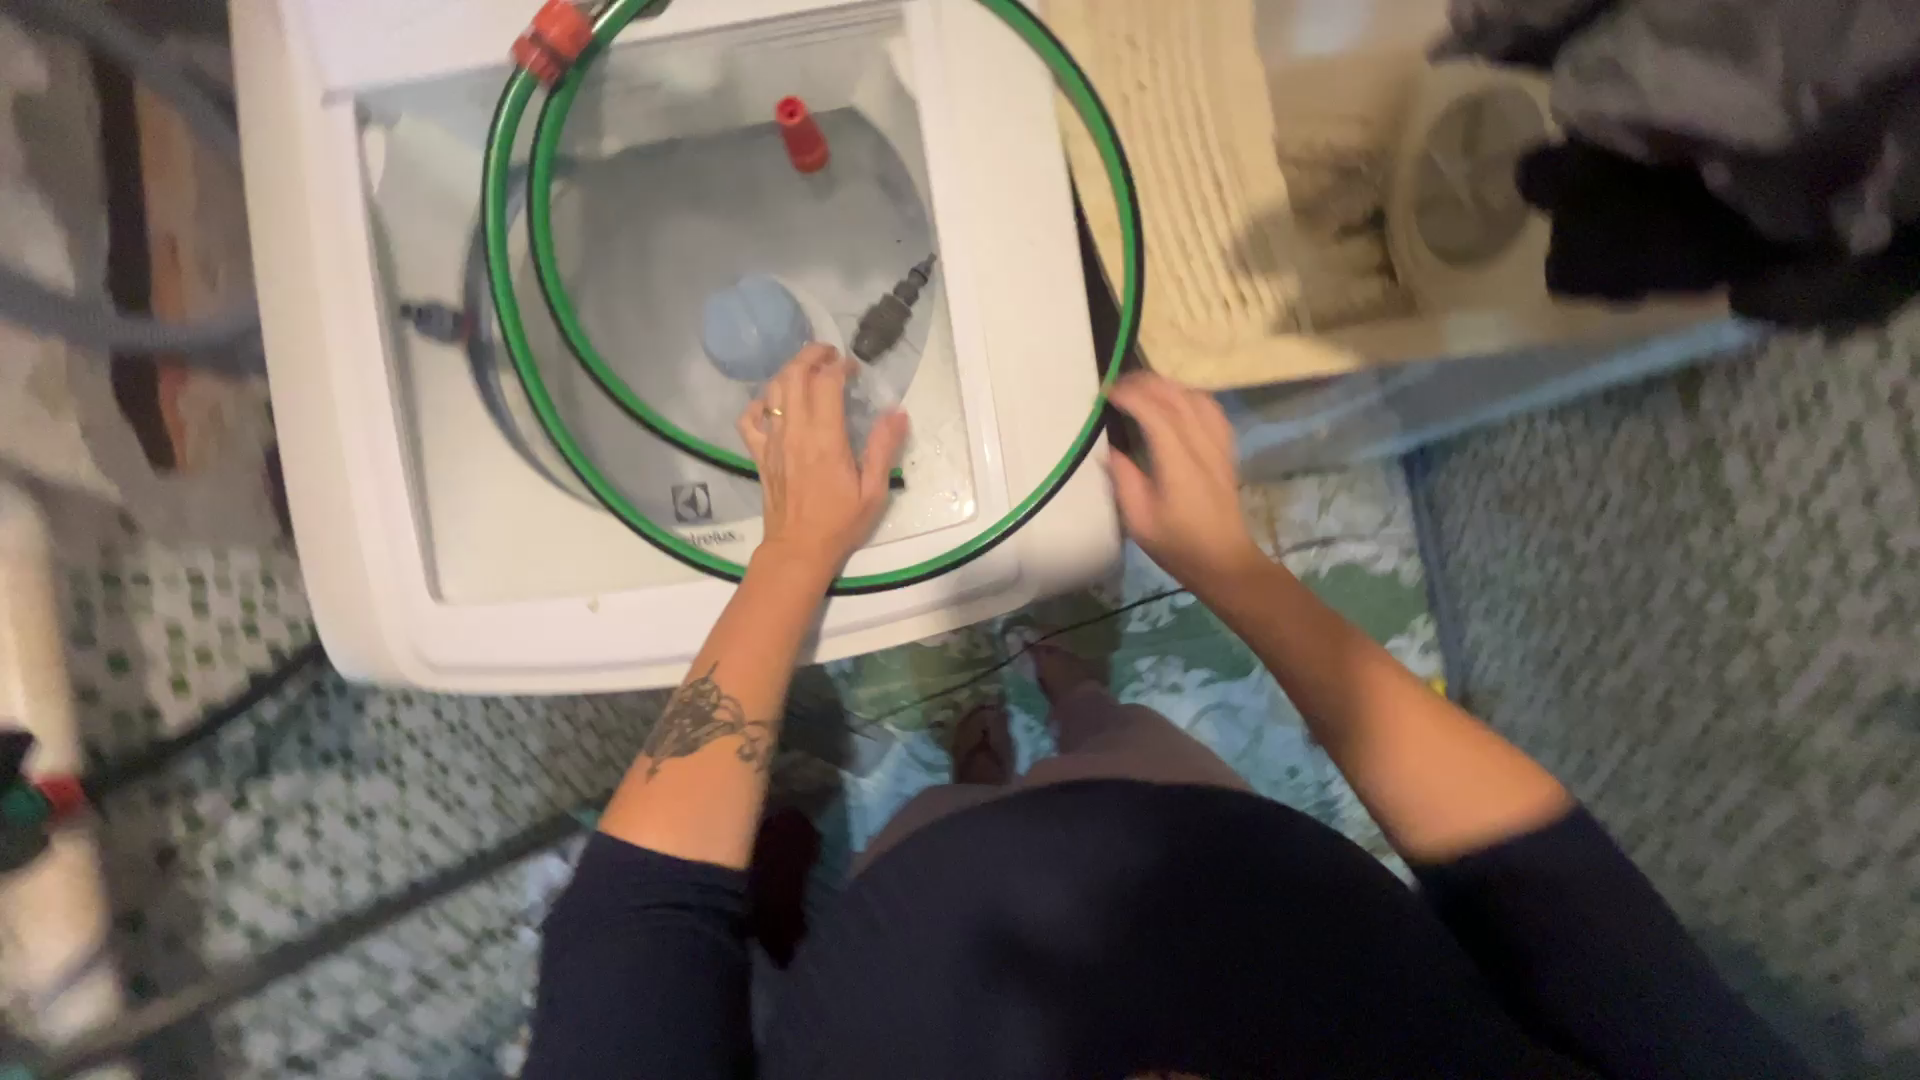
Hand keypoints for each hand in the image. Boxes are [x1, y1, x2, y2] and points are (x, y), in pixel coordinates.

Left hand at [738, 344, 909, 581]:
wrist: (798, 549)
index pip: (826, 383)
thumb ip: (883, 448)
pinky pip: (749, 419)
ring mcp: (772, 442)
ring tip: (808, 371)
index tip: (854, 368)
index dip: (840, 366)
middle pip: (793, 375)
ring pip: (772, 391)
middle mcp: (795, 432)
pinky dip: (760, 403)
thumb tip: (897, 413)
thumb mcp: (873, 490)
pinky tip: (775, 404)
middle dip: (811, 356)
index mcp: (825, 439)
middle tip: (829, 355)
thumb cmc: (840, 523)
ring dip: (789, 372)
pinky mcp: (760, 454)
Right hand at [1106, 371, 1265, 590]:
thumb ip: (1124, 478)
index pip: (1155, 413)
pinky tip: (1176, 401)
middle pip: (1177, 397)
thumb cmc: (1176, 544)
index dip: (1130, 396)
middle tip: (1117, 384)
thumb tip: (1110, 448)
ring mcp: (1219, 446)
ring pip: (1197, 397)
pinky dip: (1190, 396)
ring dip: (1168, 386)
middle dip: (1146, 383)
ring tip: (1143, 389)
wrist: (1223, 560)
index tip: (1106, 392)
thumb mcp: (1138, 519)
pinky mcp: (1226, 450)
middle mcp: (1202, 446)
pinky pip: (1212, 410)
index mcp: (1178, 463)